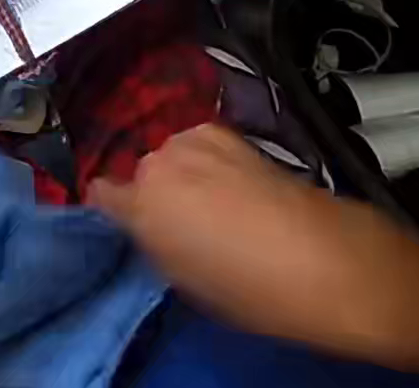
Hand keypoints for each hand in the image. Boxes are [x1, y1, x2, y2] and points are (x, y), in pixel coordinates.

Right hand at [88, 123, 418, 365]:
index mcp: (141, 207)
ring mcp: (187, 140)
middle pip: (139, 174)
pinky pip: (195, 145)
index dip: (112, 207)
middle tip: (182, 219)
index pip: (100, 193)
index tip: (125, 219)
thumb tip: (149, 225)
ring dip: (180, 172)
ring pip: (169, 156)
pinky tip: (232, 179)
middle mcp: (155, 163)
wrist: (318, 255)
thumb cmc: (251, 289)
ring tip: (213, 197)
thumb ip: (154, 242)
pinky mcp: (218, 128)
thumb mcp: (185, 280)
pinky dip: (204, 159)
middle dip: (153, 192)